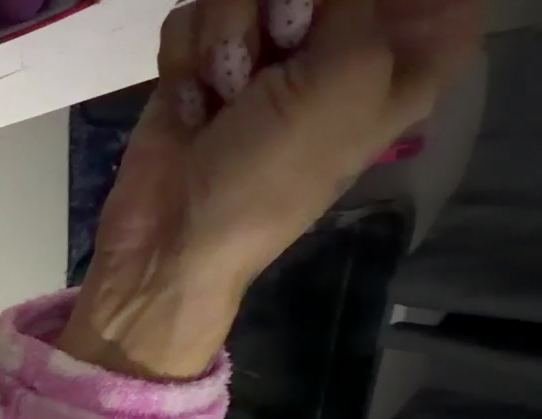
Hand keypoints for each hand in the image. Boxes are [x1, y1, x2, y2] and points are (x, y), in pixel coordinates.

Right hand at [61, 0, 482, 379]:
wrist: (170, 239)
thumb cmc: (270, 175)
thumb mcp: (350, 73)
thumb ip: (354, 0)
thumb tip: (296, 1)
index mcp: (404, 50)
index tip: (336, 24)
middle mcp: (334, 44)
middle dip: (291, 8)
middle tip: (282, 49)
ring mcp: (259, 56)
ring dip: (228, 36)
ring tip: (223, 92)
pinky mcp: (194, 71)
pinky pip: (189, 22)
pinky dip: (185, 56)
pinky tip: (188, 98)